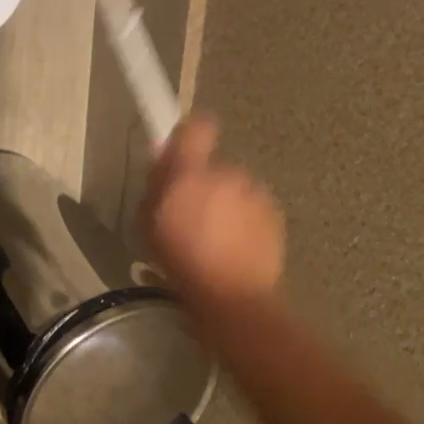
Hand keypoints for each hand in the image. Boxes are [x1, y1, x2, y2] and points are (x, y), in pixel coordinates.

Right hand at [140, 114, 284, 308]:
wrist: (232, 295)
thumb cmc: (180, 258)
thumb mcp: (148, 220)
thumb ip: (156, 182)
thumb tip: (163, 155)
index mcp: (193, 171)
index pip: (196, 128)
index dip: (188, 134)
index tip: (179, 151)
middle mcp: (229, 173)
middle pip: (214, 164)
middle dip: (203, 180)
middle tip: (189, 210)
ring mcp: (256, 194)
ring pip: (236, 187)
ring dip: (226, 201)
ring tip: (213, 233)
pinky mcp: (275, 216)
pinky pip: (253, 208)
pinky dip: (244, 219)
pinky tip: (233, 244)